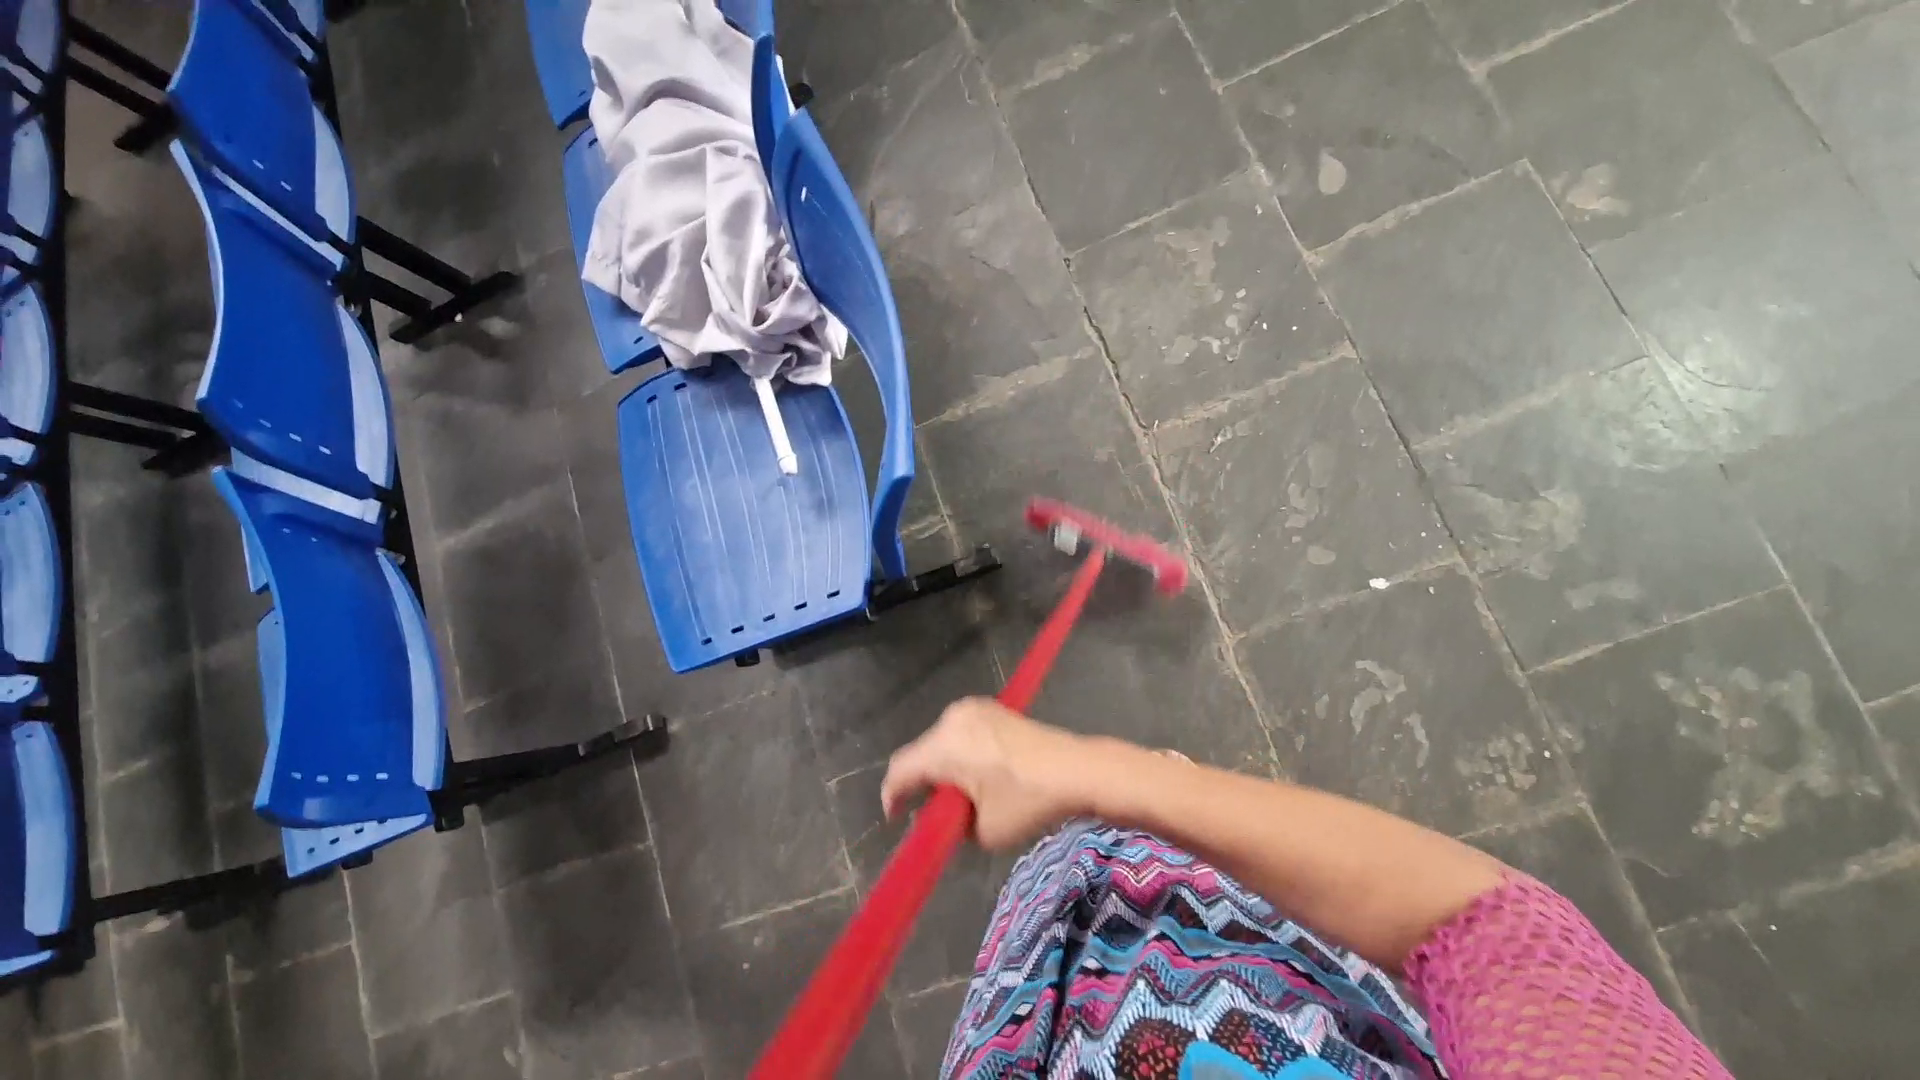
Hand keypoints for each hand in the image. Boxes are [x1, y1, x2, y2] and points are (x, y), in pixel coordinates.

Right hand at [880, 697, 1096, 852]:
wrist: (1077, 770)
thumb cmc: (1027, 801)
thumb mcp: (982, 830)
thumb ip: (950, 825)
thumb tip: (944, 816)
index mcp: (943, 746)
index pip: (901, 770)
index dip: (893, 797)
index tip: (896, 819)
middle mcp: (952, 719)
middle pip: (920, 754)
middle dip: (921, 784)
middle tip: (933, 814)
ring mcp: (973, 709)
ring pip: (940, 743)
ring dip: (942, 769)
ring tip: (958, 798)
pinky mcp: (992, 709)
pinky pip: (961, 735)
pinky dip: (960, 755)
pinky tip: (977, 777)